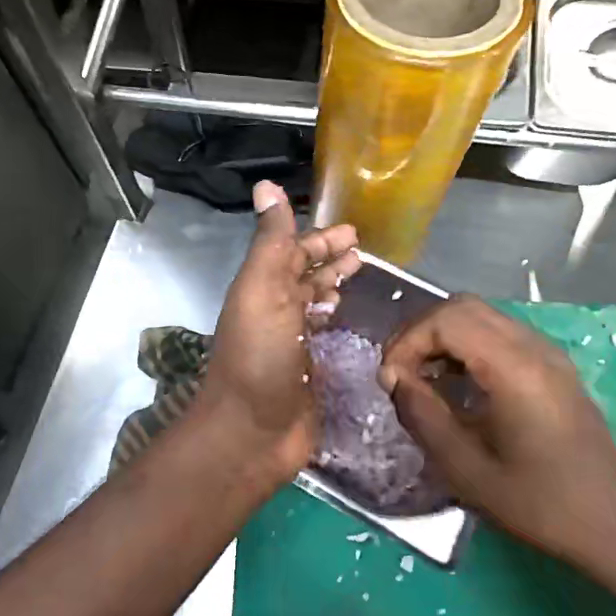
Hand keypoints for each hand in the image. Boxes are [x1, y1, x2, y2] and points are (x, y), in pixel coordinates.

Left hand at [199, 181, 358, 481]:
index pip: (293, 253)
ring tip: (360, 278)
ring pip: (314, 306)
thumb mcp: (262, 289)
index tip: (353, 231)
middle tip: (363, 252)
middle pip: (304, 277)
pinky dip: (336, 324)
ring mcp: (291, 345)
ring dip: (332, 288)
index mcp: (262, 288)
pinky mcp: (309, 374)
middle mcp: (275, 312)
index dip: (319, 240)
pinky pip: (324, 338)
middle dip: (329, 261)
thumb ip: (271, 241)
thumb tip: (266, 185)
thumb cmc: (259, 356)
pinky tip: (352, 321)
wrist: (252, 431)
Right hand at [378, 297, 615, 579]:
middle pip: (461, 307)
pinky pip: (496, 332)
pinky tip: (452, 381)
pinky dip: (463, 344)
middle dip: (419, 332)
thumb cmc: (537, 503)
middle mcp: (535, 349)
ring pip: (479, 314)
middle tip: (399, 372)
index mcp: (516, 370)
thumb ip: (421, 413)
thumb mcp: (464, 467)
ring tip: (419, 376)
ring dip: (440, 336)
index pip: (447, 320)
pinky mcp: (551, 366)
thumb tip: (392, 377)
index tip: (391, 381)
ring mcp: (547, 354)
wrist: (613, 526)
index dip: (407, 342)